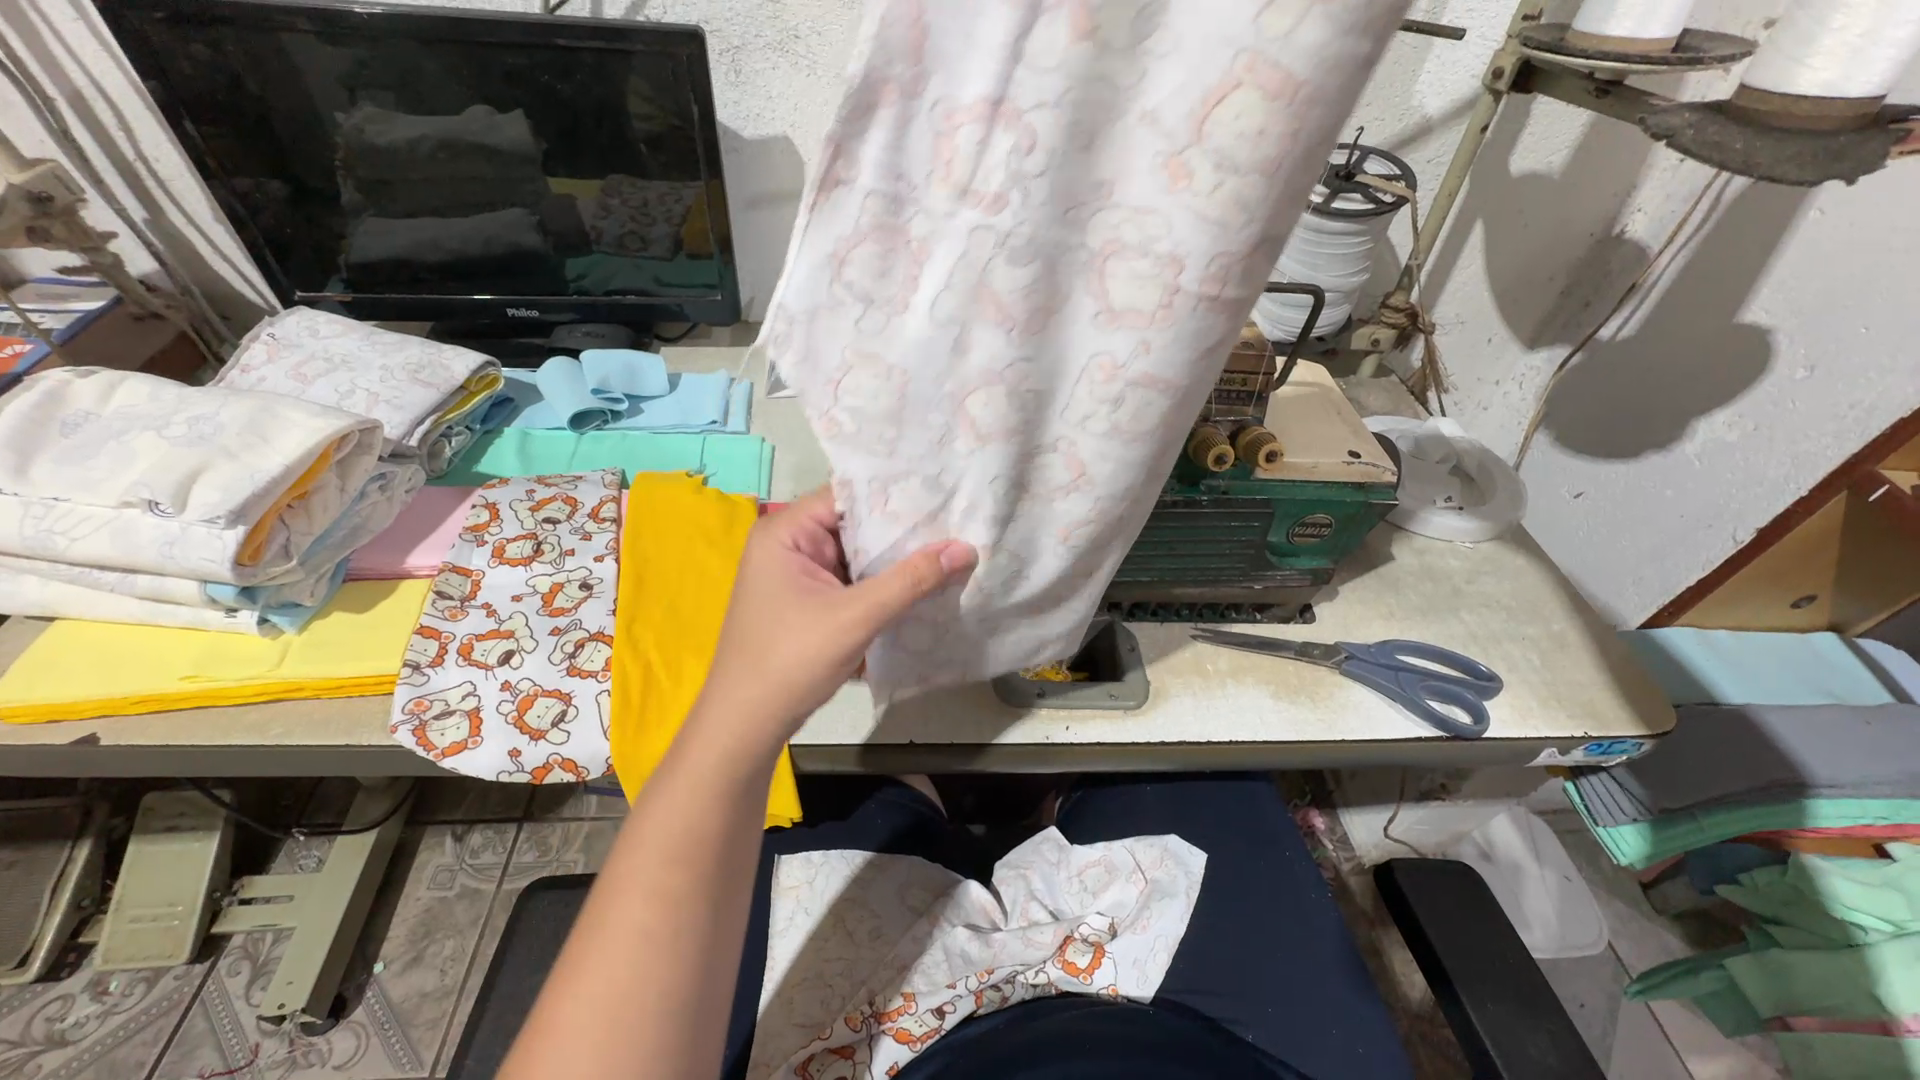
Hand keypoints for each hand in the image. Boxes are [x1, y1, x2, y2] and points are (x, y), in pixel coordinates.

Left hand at [694, 491, 975, 743]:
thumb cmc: (791, 660)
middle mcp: (788, 545)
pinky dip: (882, 585)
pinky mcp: (808, 604)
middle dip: (902, 530)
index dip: (895, 494)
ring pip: (856, 557)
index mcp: (785, 532)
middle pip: (854, 525)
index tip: (944, 495)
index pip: (848, 495)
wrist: (747, 725)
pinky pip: (852, 582)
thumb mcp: (857, 617)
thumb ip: (911, 580)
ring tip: (951, 549)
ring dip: (895, 560)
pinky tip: (923, 585)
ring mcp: (796, 577)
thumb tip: (966, 548)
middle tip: (958, 522)